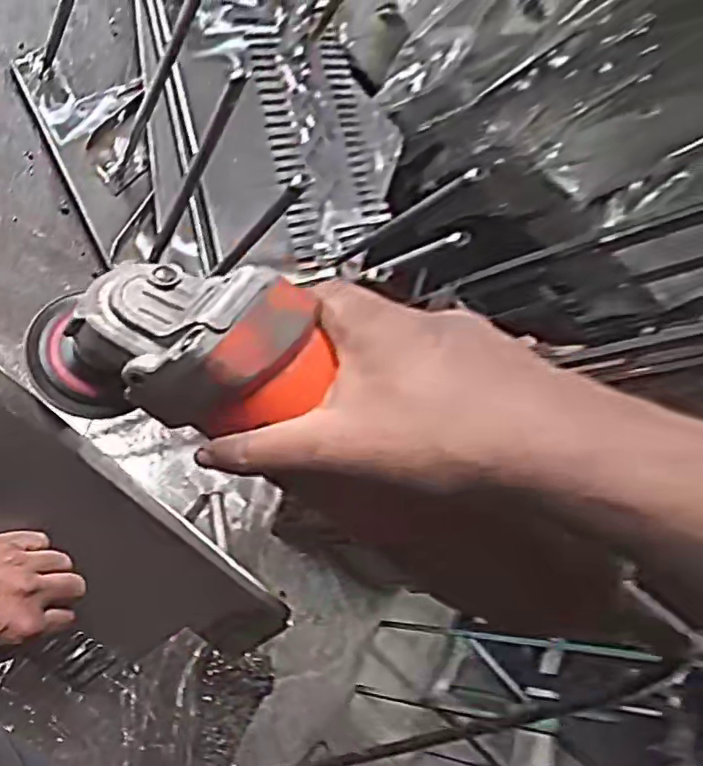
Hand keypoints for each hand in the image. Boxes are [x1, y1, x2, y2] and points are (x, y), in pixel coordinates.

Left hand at [0, 532, 87, 652]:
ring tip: (46, 569)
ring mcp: (18, 564)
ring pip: (60, 560)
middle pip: (72, 586)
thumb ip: (19, 637)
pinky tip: (29, 550)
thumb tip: (30, 631)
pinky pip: (37, 538)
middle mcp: (29, 592)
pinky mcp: (3, 542)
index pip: (65, 618)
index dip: (59, 615)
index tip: (54, 613)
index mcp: (27, 623)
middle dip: (67, 590)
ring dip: (55, 566)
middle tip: (57, 590)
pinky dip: (36, 545)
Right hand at [196, 282, 628, 635]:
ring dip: (346, 375)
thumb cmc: (468, 436)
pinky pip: (416, 369)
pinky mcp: (485, 370)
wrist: (566, 457)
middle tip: (280, 388)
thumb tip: (215, 452)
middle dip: (303, 356)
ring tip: (327, 413)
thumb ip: (261, 449)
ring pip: (381, 348)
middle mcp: (425, 324)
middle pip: (342, 325)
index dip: (275, 309)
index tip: (251, 335)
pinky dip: (388, 390)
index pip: (316, 291)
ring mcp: (462, 344)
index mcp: (381, 326)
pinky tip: (383, 425)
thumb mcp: (331, 446)